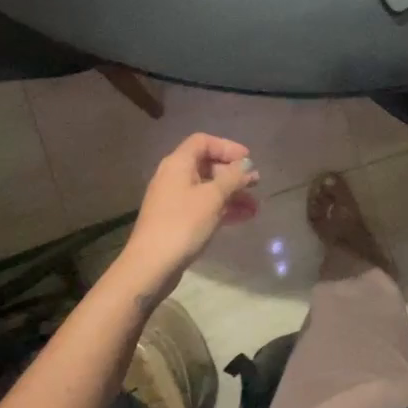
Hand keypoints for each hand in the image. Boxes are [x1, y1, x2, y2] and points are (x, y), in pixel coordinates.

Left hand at [121, 134, 259, 283]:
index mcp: (178, 164)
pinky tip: (242, 218)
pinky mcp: (176, 220)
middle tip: (256, 184)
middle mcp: (174, 177)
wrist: (152, 265)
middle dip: (233, 174)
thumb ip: (233, 177)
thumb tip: (247, 165)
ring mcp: (174, 200)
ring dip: (232, 194)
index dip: (227, 147)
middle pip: (207, 165)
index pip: (203, 142)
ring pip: (207, 189)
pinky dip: (222, 208)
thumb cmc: (183, 224)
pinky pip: (203, 206)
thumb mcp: (213, 197)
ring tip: (255, 207)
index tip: (248, 160)